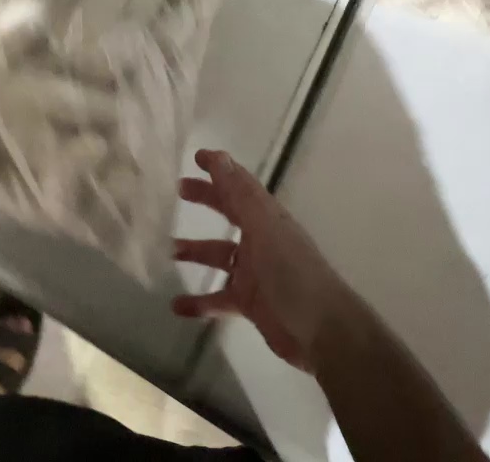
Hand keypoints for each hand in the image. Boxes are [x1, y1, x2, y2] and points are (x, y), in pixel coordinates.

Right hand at [172, 148, 355, 372]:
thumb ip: (240, 195)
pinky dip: (199, 301)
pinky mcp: (251, 304)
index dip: (220, 170)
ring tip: (166, 251)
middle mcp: (261, 240)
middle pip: (229, 213)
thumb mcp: (264, 229)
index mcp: (266, 218)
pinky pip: (219, 298)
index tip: (195, 157)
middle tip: (177, 192)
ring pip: (219, 256)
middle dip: (206, 200)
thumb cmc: (293, 274)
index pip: (240, 186)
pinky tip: (177, 306)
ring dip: (194, 252)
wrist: (323, 332)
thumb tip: (219, 157)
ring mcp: (256, 273)